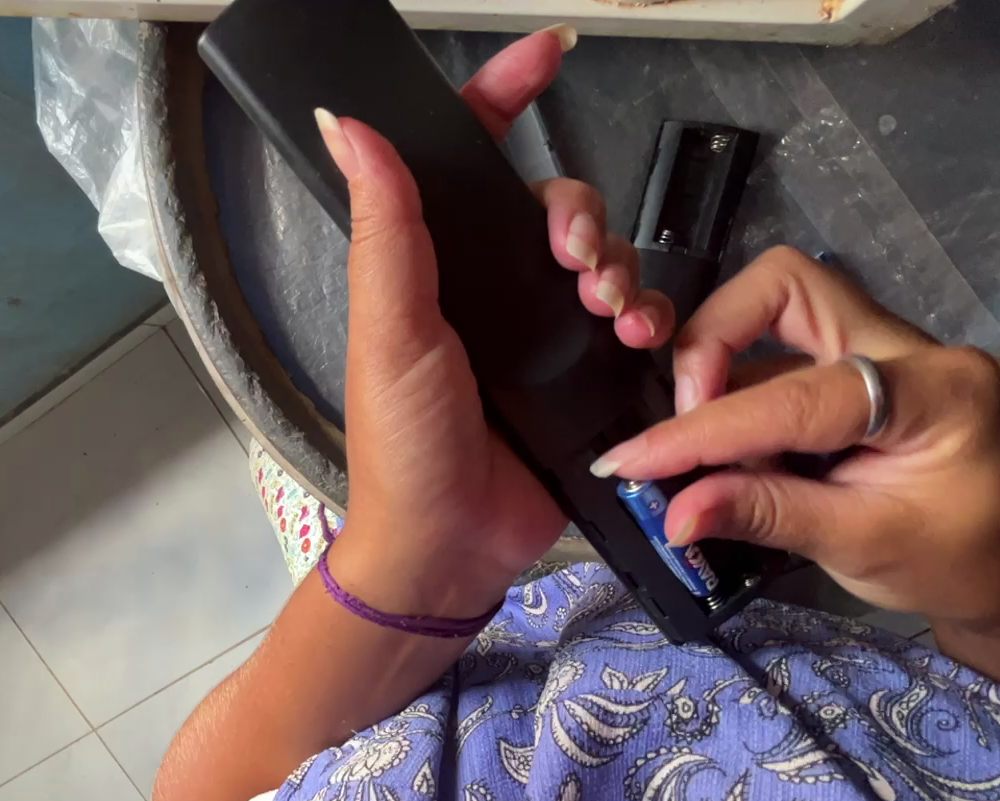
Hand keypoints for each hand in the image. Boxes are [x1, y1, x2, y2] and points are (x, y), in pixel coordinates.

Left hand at [316, 27, 674, 617]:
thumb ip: (384, 233)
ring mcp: (538, 342)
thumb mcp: (391, 334)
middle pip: (554, 213)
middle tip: (575, 262)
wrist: (448, 545)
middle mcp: (489, 298)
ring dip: (618, 269)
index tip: (544, 56)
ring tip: (610, 311)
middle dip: (579, 217)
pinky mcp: (580, 384)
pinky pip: (630, 329)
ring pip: (601, 264)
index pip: (466, 167)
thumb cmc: (405, 447)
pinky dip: (648, 322)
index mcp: (435, 274)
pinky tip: (643, 340)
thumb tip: (350, 127)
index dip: (500, 101)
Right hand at [593, 247, 999, 629]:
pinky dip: (734, 405)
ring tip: (707, 458)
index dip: (702, 429)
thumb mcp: (862, 547)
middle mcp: (906, 349)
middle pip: (785, 288)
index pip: (792, 395)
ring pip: (771, 318)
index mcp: (934, 391)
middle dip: (710, 343)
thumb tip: (673, 515)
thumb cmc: (959, 564)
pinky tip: (733, 458)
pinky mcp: (852, 374)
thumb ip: (765, 516)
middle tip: (684, 422)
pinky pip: (772, 363)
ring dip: (717, 379)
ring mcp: (879, 354)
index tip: (631, 462)